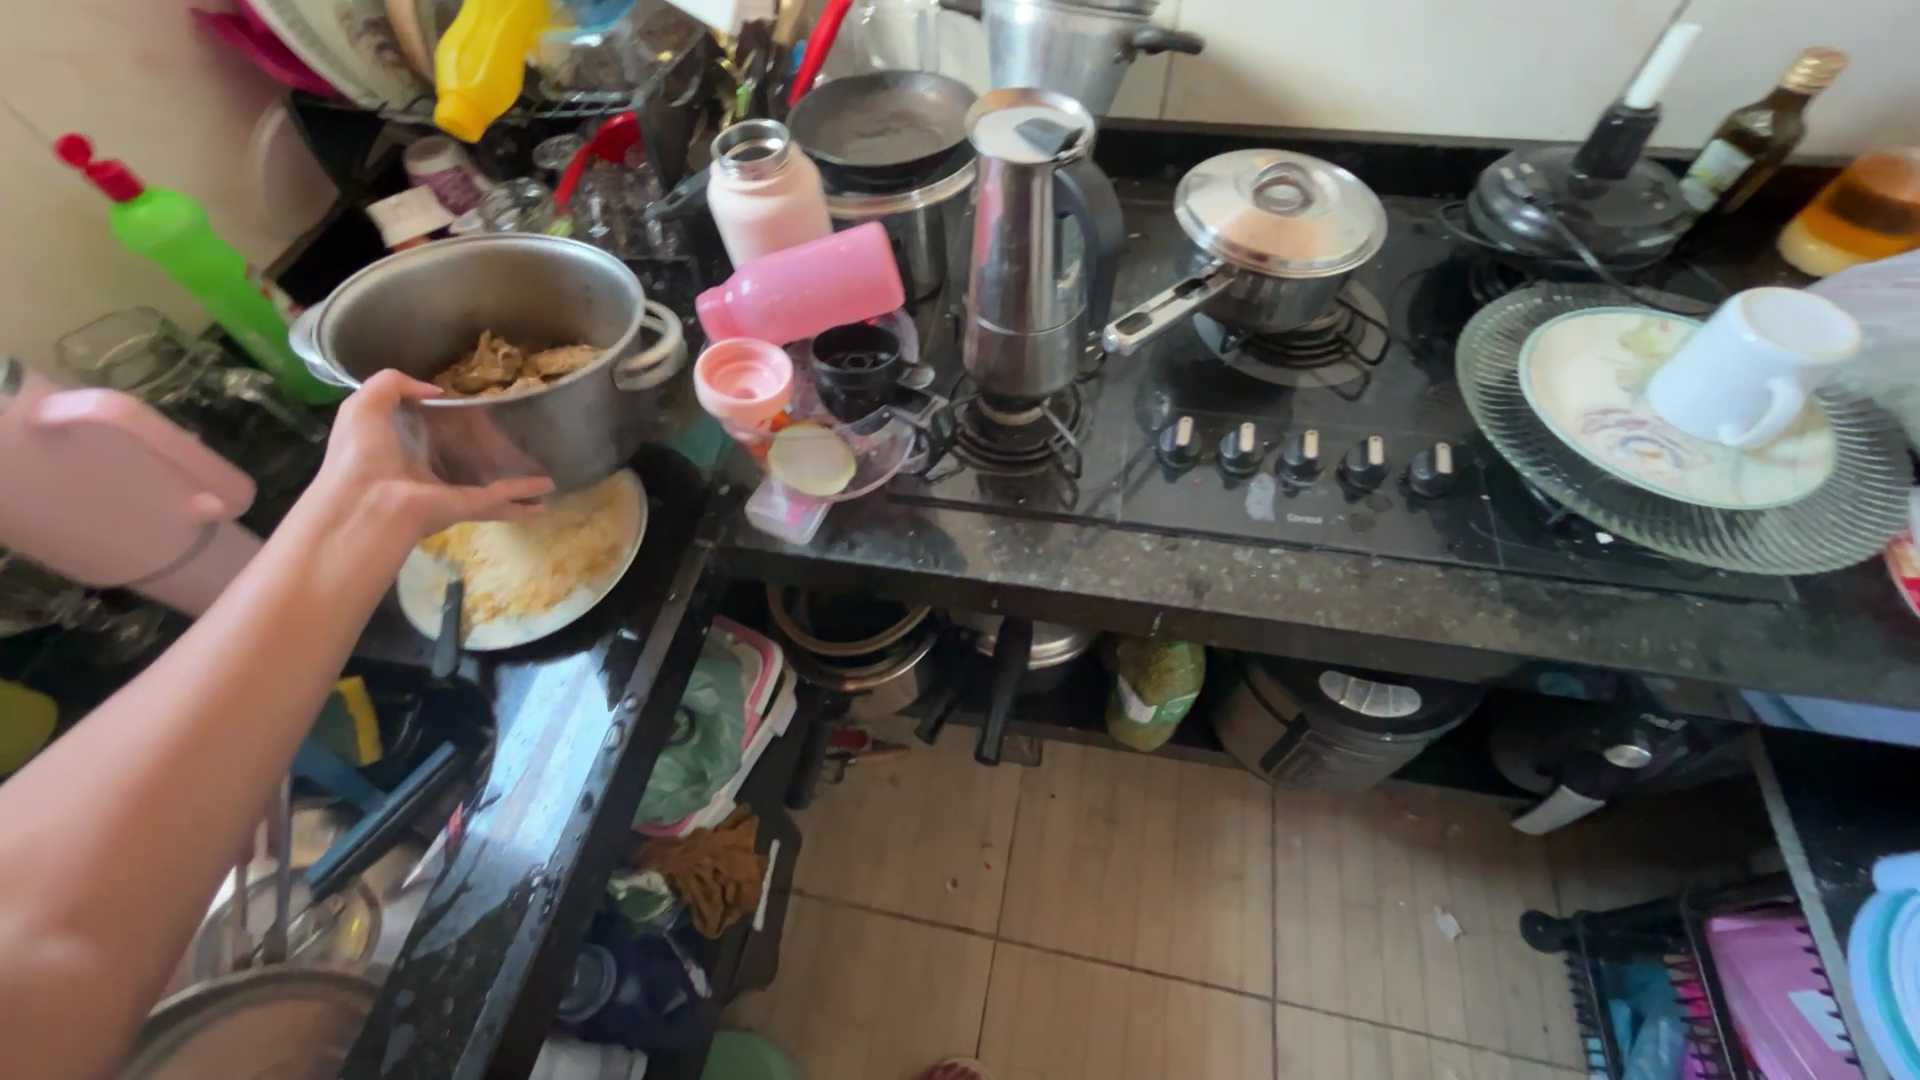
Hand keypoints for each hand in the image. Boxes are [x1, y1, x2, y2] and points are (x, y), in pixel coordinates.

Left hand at [318, 370, 554, 541]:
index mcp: (402, 448)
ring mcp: (453, 490)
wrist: (367, 502)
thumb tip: (437, 391)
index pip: (431, 433)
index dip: (450, 420)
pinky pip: (503, 496)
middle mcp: (429, 471)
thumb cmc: (361, 454)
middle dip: (487, 456)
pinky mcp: (470, 504)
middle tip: (513, 443)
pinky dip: (526, 492)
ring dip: (517, 485)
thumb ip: (392, 384)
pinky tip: (548, 487)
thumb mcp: (364, 405)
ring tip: (543, 479)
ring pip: (492, 485)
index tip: (473, 409)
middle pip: (466, 461)